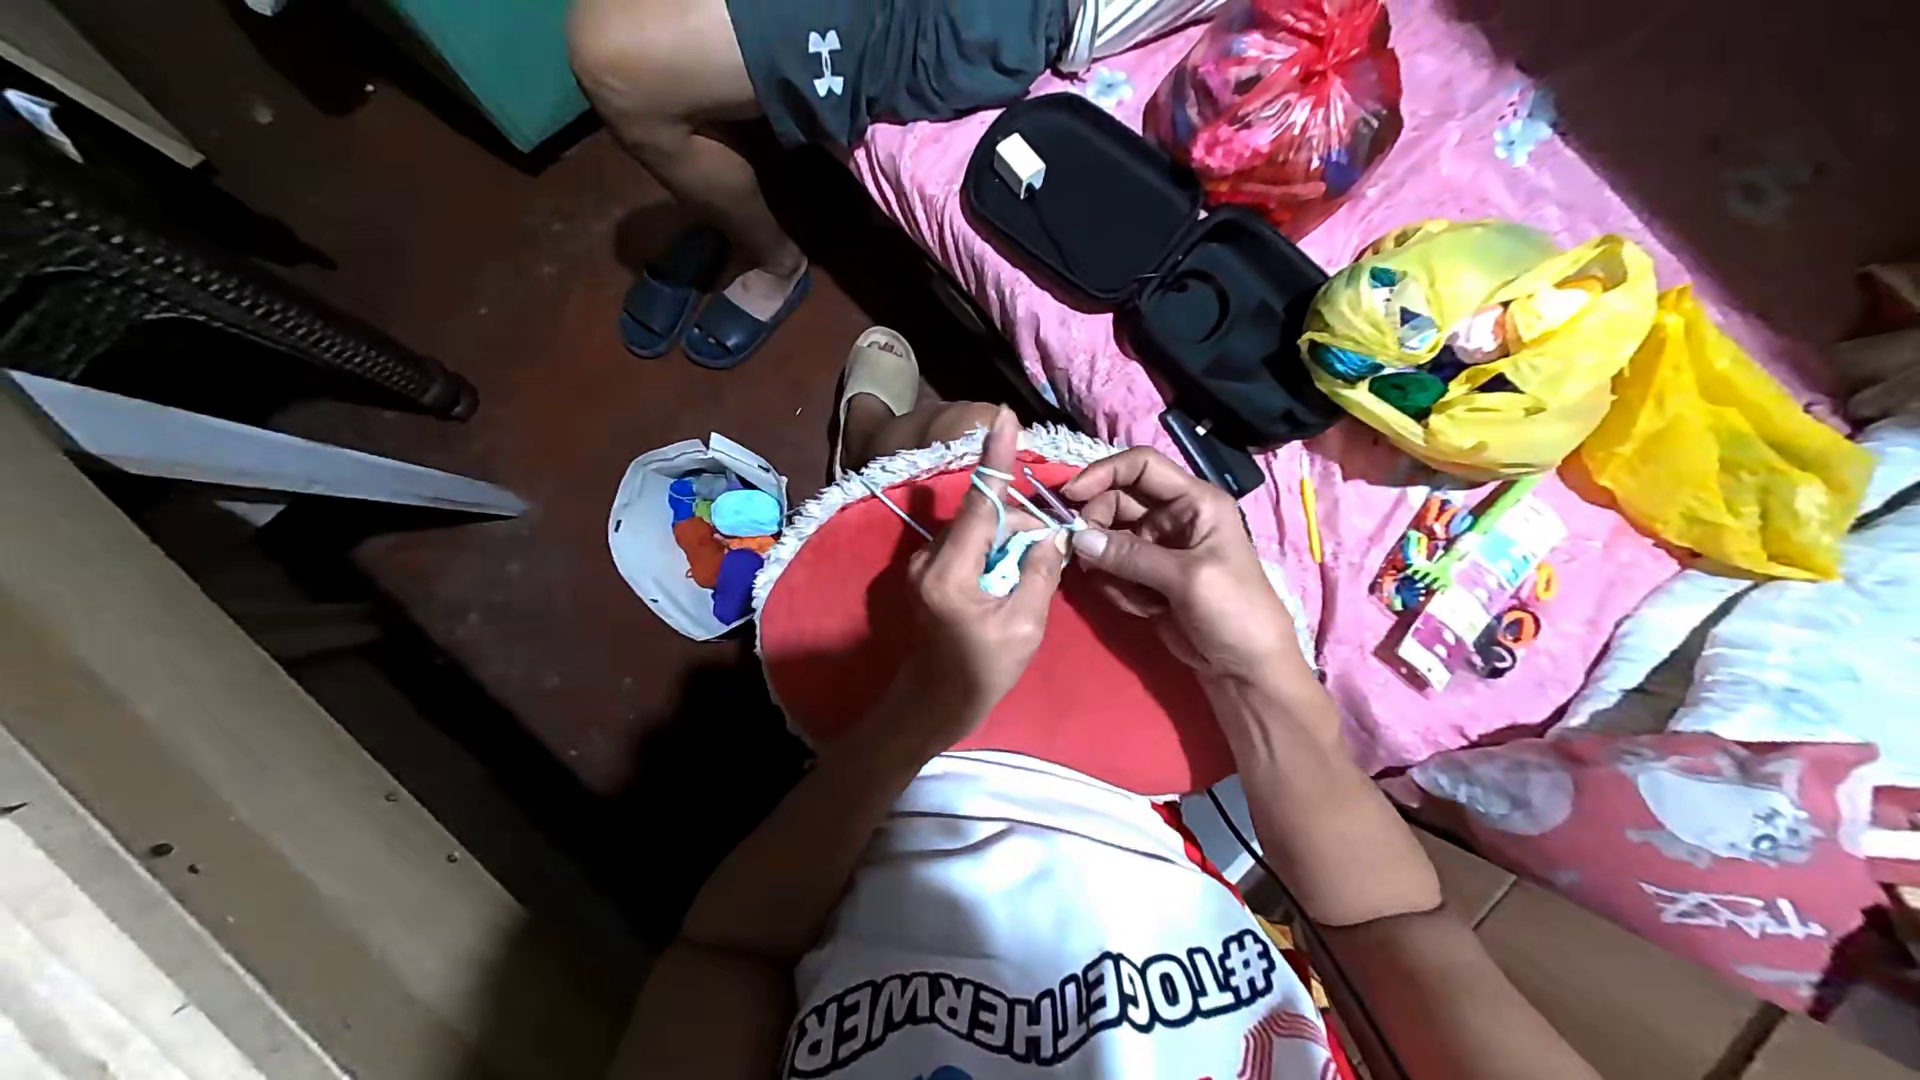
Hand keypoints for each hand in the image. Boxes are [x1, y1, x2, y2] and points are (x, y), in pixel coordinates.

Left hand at [889, 408, 1066, 753]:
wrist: (932, 703)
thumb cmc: (980, 672)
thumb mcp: (1024, 627)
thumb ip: (1039, 574)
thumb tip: (1050, 538)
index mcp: (951, 571)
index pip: (980, 502)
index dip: (996, 458)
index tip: (1004, 417)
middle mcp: (930, 558)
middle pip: (984, 516)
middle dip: (1019, 526)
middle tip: (1045, 558)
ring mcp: (923, 564)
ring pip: (976, 530)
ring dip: (1006, 542)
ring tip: (1023, 580)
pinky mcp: (927, 572)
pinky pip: (966, 545)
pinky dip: (991, 552)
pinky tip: (1005, 581)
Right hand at [1062, 447, 1307, 685]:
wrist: (1244, 667)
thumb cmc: (1233, 610)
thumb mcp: (1186, 578)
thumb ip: (1131, 556)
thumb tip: (1077, 539)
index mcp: (1194, 501)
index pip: (1141, 465)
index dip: (1104, 472)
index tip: (1071, 495)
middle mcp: (1172, 516)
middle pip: (1115, 502)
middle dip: (1098, 528)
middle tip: (1086, 557)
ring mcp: (1156, 547)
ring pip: (1107, 539)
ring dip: (1108, 567)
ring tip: (1134, 596)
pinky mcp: (1144, 576)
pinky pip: (1110, 569)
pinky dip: (1116, 587)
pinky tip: (1143, 609)